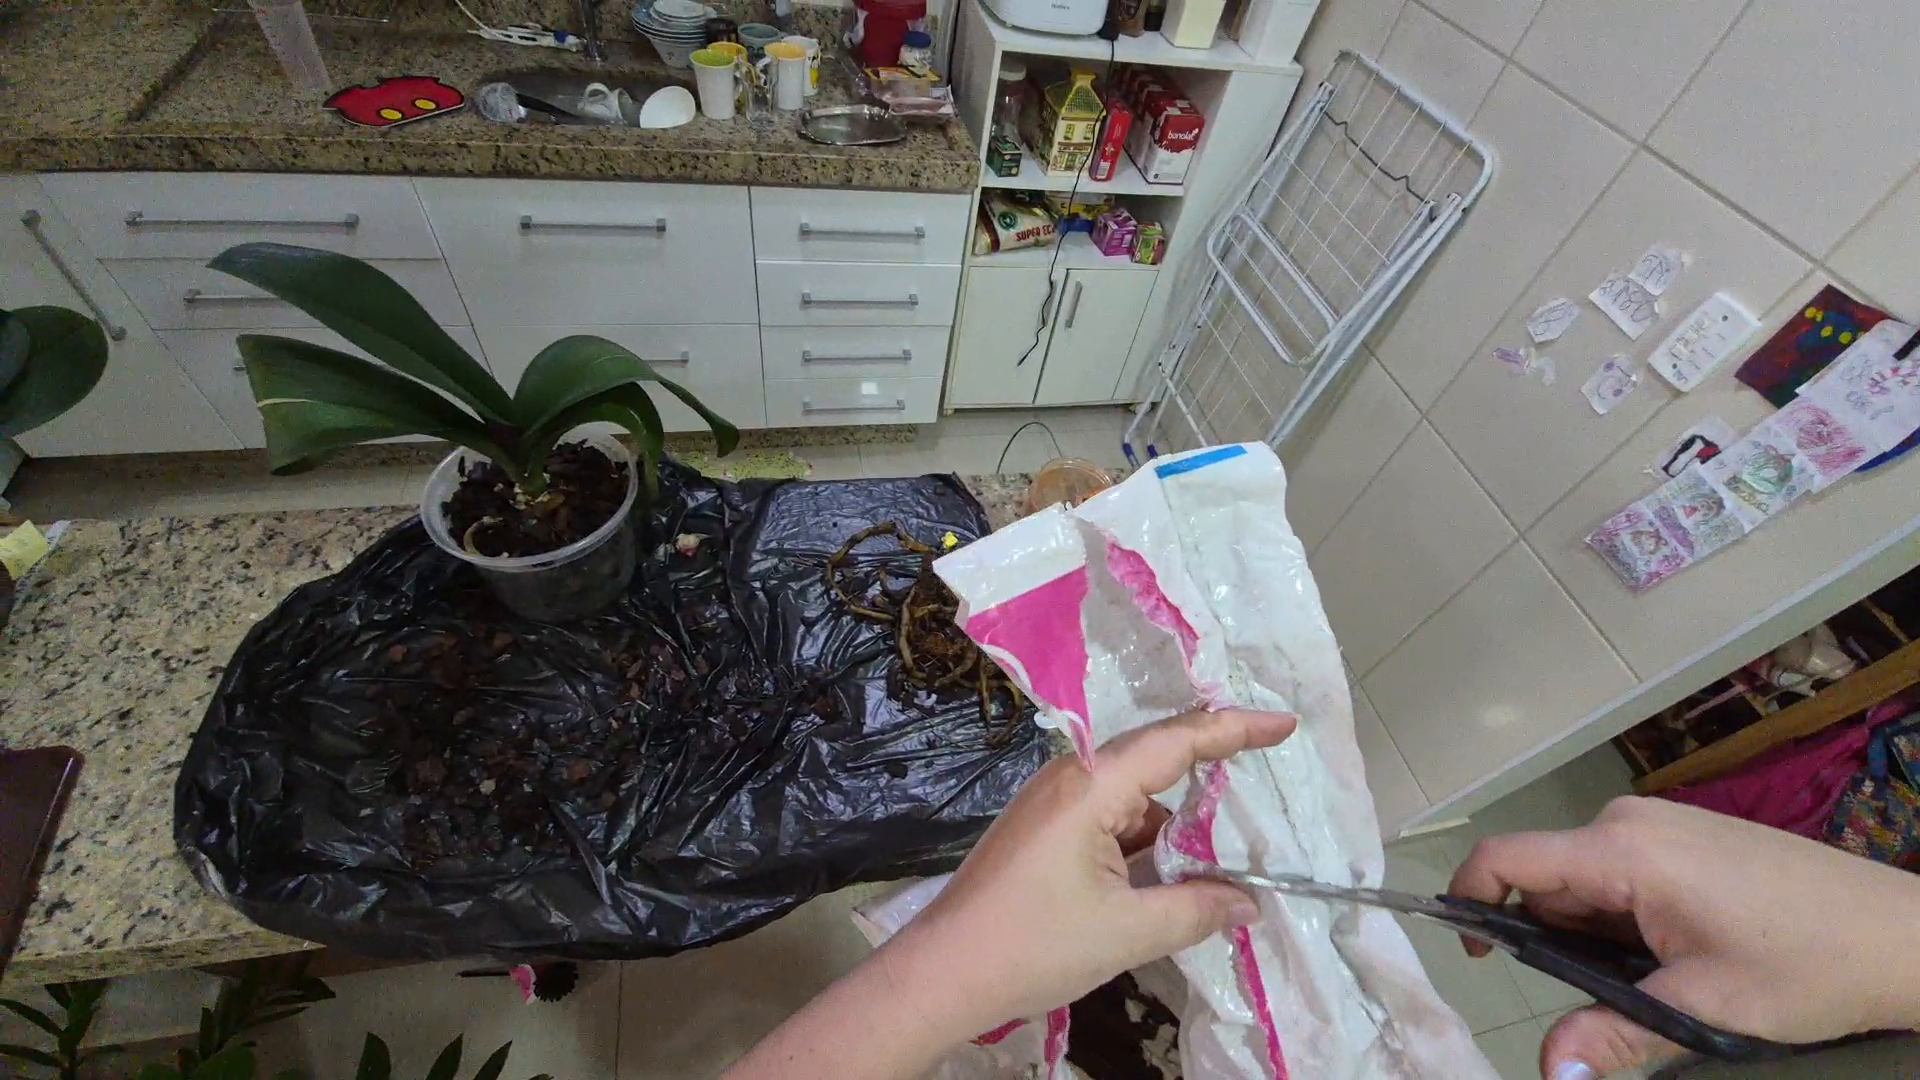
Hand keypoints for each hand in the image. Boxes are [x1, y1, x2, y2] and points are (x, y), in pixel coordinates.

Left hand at [878, 707, 1296, 1041]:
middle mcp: (1072, 776)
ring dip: (1177, 810)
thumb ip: (1194, 910)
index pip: (1173, 741)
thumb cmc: (1033, 942)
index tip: (1282, 723)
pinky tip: (1177, 858)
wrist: (946, 967)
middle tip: (1268, 755)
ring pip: (1132, 790)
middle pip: (1153, 755)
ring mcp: (1056, 800)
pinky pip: (1111, 814)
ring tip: (1233, 826)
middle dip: (1210, 759)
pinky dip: (1147, 832)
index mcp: (1090, 784)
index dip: (1231, 728)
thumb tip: (1248, 903)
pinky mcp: (1048, 825)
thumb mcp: (1125, 931)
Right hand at [1450, 795, 1919, 1078]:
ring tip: (1659, 965)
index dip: (1470, 896)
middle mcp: (1619, 820)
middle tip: (1608, 984)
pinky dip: (1619, 905)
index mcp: (1618, 851)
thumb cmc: (1814, 968)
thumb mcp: (1713, 1009)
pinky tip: (1675, 938)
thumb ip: (1618, 1032)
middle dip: (1557, 931)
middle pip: (1547, 874)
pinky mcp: (1673, 825)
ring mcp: (1649, 817)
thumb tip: (1552, 1072)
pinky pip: (1613, 863)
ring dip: (1593, 922)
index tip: (1474, 950)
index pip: (1505, 858)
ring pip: (1580, 873)